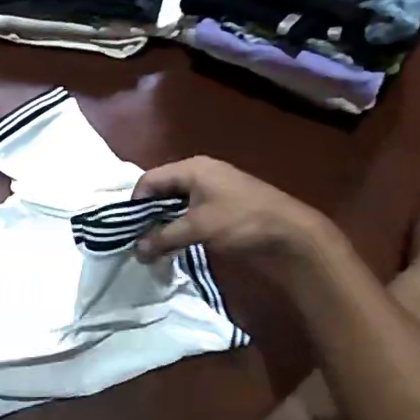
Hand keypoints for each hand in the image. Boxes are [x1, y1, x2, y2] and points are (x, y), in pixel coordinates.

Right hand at [132, 157, 336, 268]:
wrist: (290, 234)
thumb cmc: (241, 222)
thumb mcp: (198, 228)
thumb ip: (163, 237)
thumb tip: (136, 251)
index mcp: (192, 168)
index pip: (149, 180)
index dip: (135, 204)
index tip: (129, 231)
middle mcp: (200, 174)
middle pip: (161, 191)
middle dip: (148, 216)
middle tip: (138, 241)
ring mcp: (213, 191)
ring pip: (175, 205)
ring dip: (164, 224)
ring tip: (154, 247)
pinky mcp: (222, 208)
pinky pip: (190, 214)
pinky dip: (179, 228)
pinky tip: (175, 246)